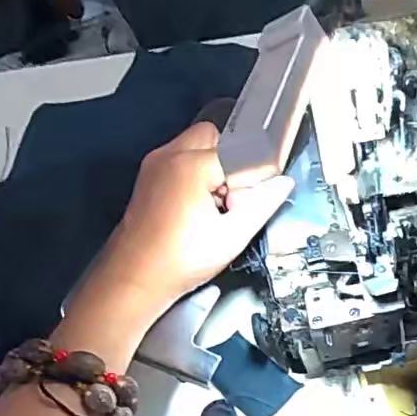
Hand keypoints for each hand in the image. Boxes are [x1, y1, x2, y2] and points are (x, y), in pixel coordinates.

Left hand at [99, 123, 294, 309]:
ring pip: (199, 146)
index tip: (257, 199)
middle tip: (235, 197)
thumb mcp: (233, 236)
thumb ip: (263, 204)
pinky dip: (198, 174)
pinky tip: (200, 207)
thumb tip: (281, 185)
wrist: (135, 278)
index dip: (255, 177)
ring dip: (216, 167)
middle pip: (217, 136)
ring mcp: (156, 165)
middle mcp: (169, 156)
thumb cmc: (177, 261)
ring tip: (216, 204)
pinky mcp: (150, 177)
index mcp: (190, 166)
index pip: (241, 153)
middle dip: (234, 162)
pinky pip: (182, 160)